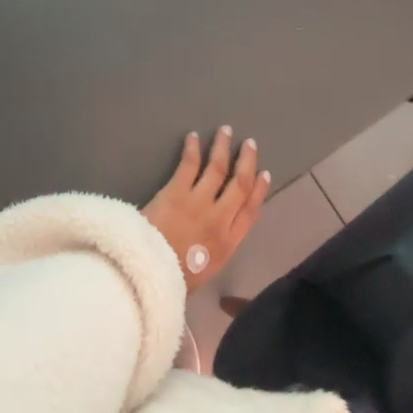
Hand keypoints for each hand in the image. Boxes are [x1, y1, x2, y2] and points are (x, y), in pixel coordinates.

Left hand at [141, 127, 271, 291]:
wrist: (148, 276)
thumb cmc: (173, 280)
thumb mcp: (204, 273)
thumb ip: (214, 252)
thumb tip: (214, 240)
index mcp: (228, 243)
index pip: (251, 211)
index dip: (259, 190)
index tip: (264, 173)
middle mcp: (219, 219)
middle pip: (239, 184)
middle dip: (246, 161)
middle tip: (249, 144)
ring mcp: (199, 202)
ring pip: (217, 168)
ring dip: (222, 147)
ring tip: (225, 131)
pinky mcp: (176, 191)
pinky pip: (189, 164)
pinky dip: (193, 148)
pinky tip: (193, 136)